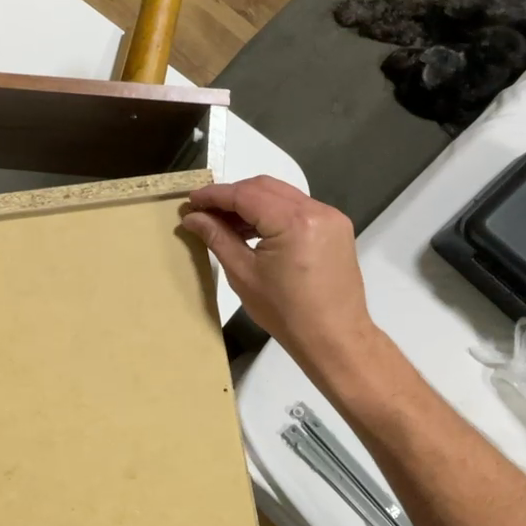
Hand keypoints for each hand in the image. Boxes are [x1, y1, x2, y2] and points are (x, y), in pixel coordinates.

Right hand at [181, 176, 378, 376]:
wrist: (334, 338)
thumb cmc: (284, 312)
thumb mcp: (243, 274)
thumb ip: (217, 237)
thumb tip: (192, 217)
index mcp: (293, 222)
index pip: (245, 194)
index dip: (214, 195)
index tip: (190, 201)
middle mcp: (316, 210)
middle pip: (264, 187)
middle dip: (231, 195)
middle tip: (204, 211)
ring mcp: (330, 217)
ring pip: (281, 194)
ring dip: (251, 202)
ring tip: (224, 222)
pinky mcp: (335, 227)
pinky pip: (297, 207)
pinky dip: (271, 212)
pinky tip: (253, 229)